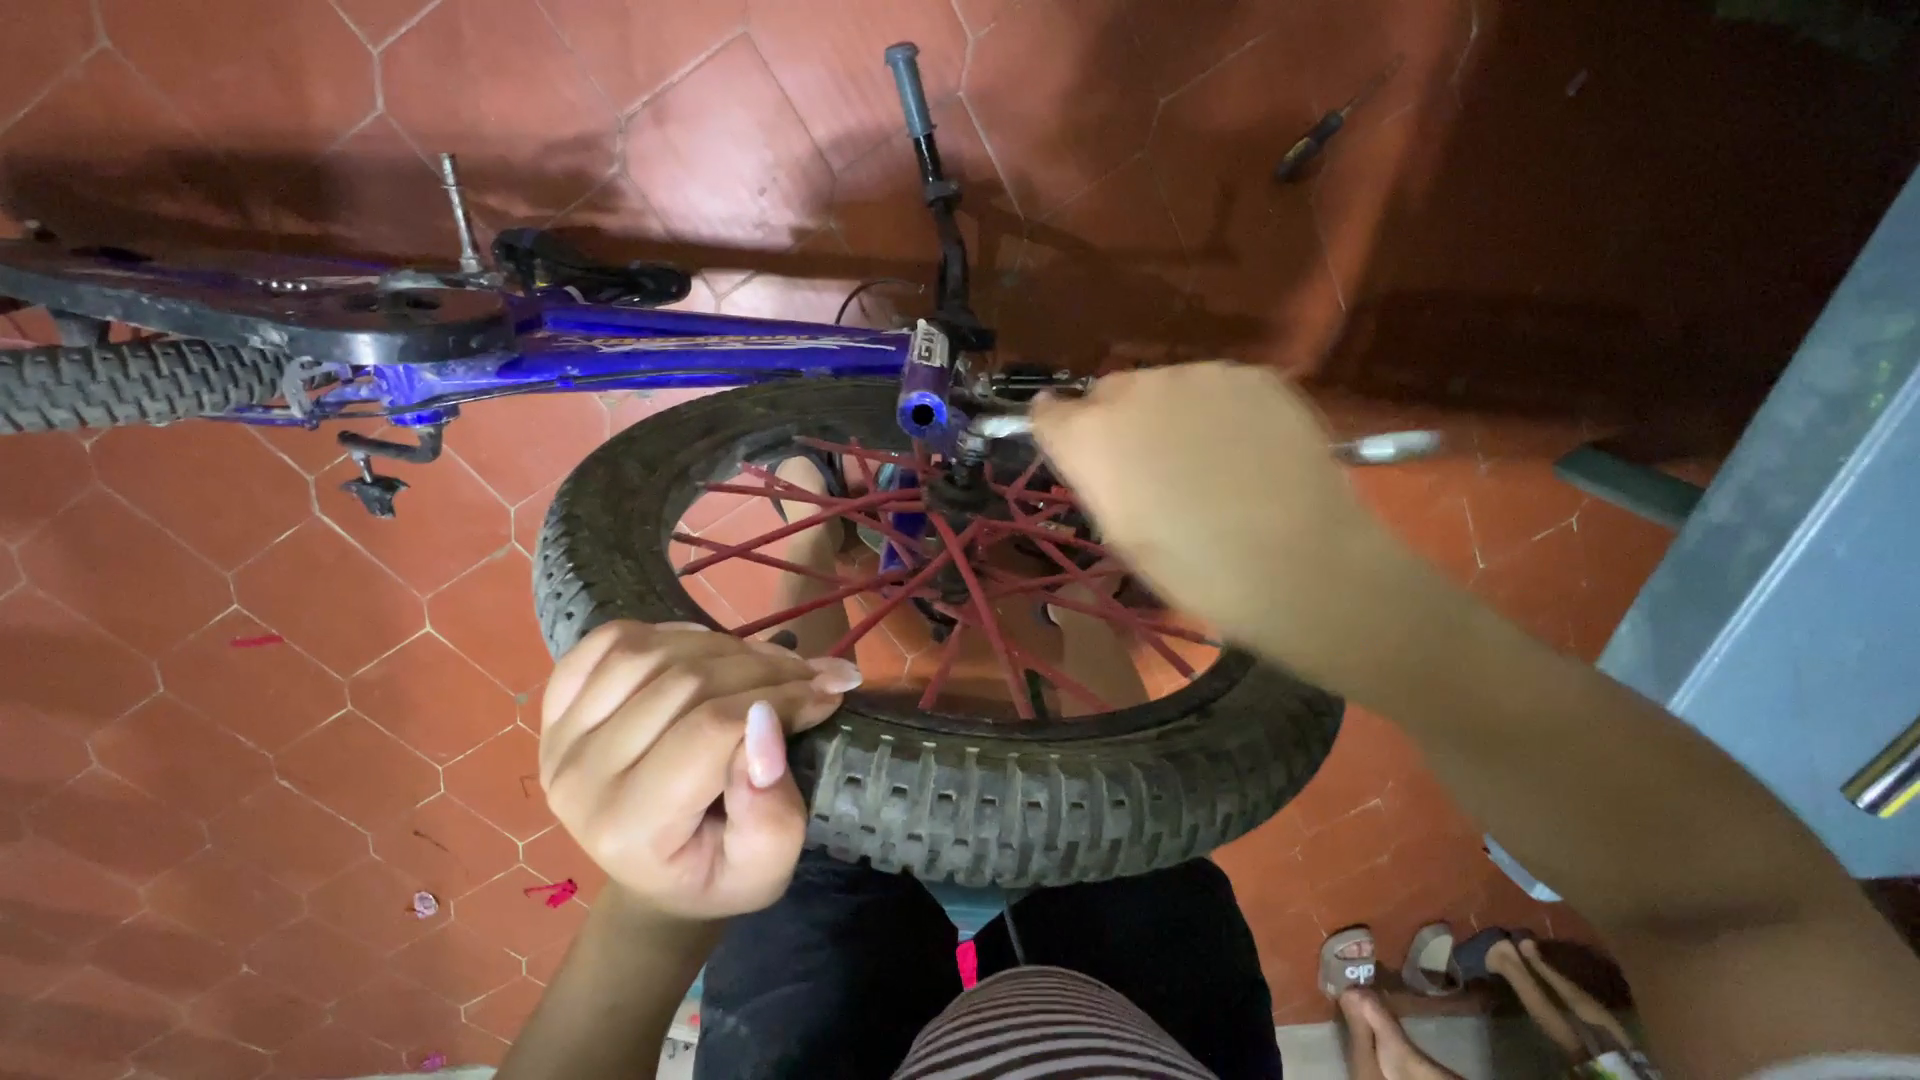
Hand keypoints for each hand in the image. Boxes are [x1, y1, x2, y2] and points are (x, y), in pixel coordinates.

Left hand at [539, 621, 861, 921]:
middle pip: (683, 683)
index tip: (831, 693)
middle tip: (817, 674)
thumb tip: (767, 720)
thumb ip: (771, 809)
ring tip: (771, 664)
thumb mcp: (766, 866)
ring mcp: (559, 737)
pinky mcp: (556, 708)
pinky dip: (667, 633)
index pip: (709, 731)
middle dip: (765, 668)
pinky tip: (706, 651)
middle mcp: (578, 777)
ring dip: (724, 645)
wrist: (659, 876)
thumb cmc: (719, 875)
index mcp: (628, 827)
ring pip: (650, 652)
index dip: (779, 700)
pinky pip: (610, 641)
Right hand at [1032, 362, 1429, 685]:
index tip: (1075, 447)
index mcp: (1091, 438)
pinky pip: (1217, 388)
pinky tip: (1248, 451)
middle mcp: (1135, 391)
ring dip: (1171, 414)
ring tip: (1209, 462)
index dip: (1061, 430)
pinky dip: (1221, 412)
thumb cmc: (1196, 570)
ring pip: (1166, 387)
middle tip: (1152, 467)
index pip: (1048, 413)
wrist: (1302, 562)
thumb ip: (1099, 479)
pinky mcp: (1253, 375)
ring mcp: (1199, 376)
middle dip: (1118, 421)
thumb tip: (1096, 453)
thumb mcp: (1122, 535)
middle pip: (1108, 393)